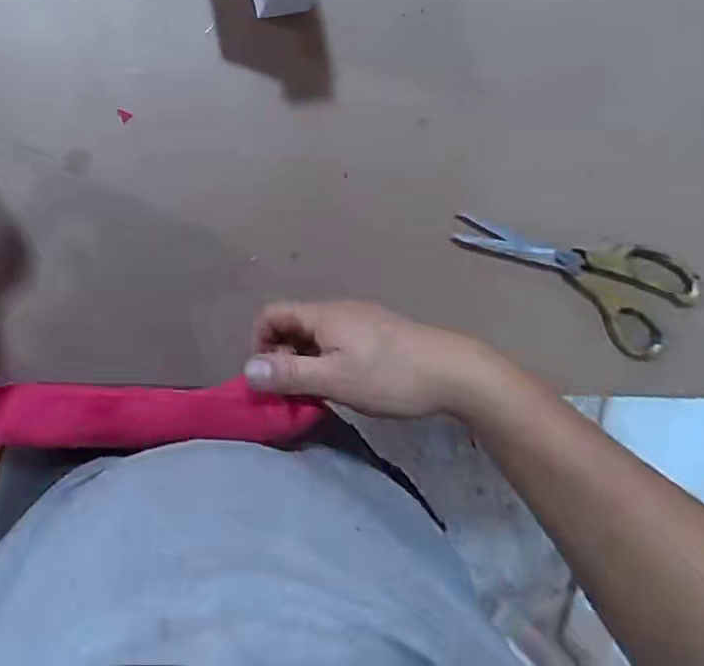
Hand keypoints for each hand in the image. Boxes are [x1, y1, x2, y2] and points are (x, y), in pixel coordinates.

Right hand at [243, 300, 521, 419]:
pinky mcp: (378, 333)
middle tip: (293, 392)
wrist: (456, 372)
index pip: (270, 314)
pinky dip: (327, 359)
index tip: (269, 377)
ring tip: (319, 392)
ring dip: (306, 360)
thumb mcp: (334, 380)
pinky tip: (347, 383)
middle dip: (283, 356)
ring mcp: (360, 319)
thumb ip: (289, 374)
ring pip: (315, 335)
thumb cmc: (389, 376)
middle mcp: (337, 310)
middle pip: (292, 325)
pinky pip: (337, 340)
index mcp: (321, 315)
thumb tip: (247, 370)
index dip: (260, 342)